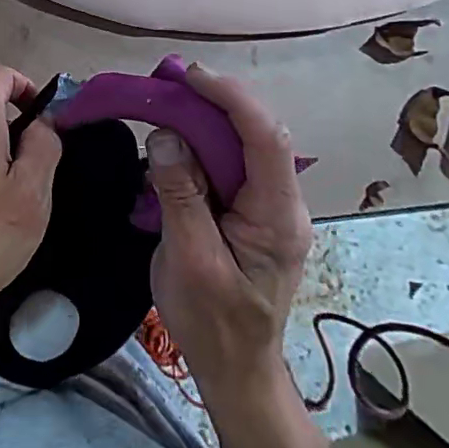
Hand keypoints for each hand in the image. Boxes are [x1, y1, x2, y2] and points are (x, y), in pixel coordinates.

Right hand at [147, 64, 311, 400]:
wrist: (236, 371)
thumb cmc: (214, 325)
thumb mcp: (189, 263)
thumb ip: (180, 197)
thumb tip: (166, 135)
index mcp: (278, 215)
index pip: (266, 137)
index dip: (231, 98)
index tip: (190, 76)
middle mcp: (282, 201)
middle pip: (256, 133)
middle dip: (214, 101)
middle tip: (168, 82)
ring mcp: (269, 206)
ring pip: (242, 145)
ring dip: (205, 119)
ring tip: (167, 101)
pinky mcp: (251, 212)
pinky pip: (230, 165)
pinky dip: (201, 144)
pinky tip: (176, 140)